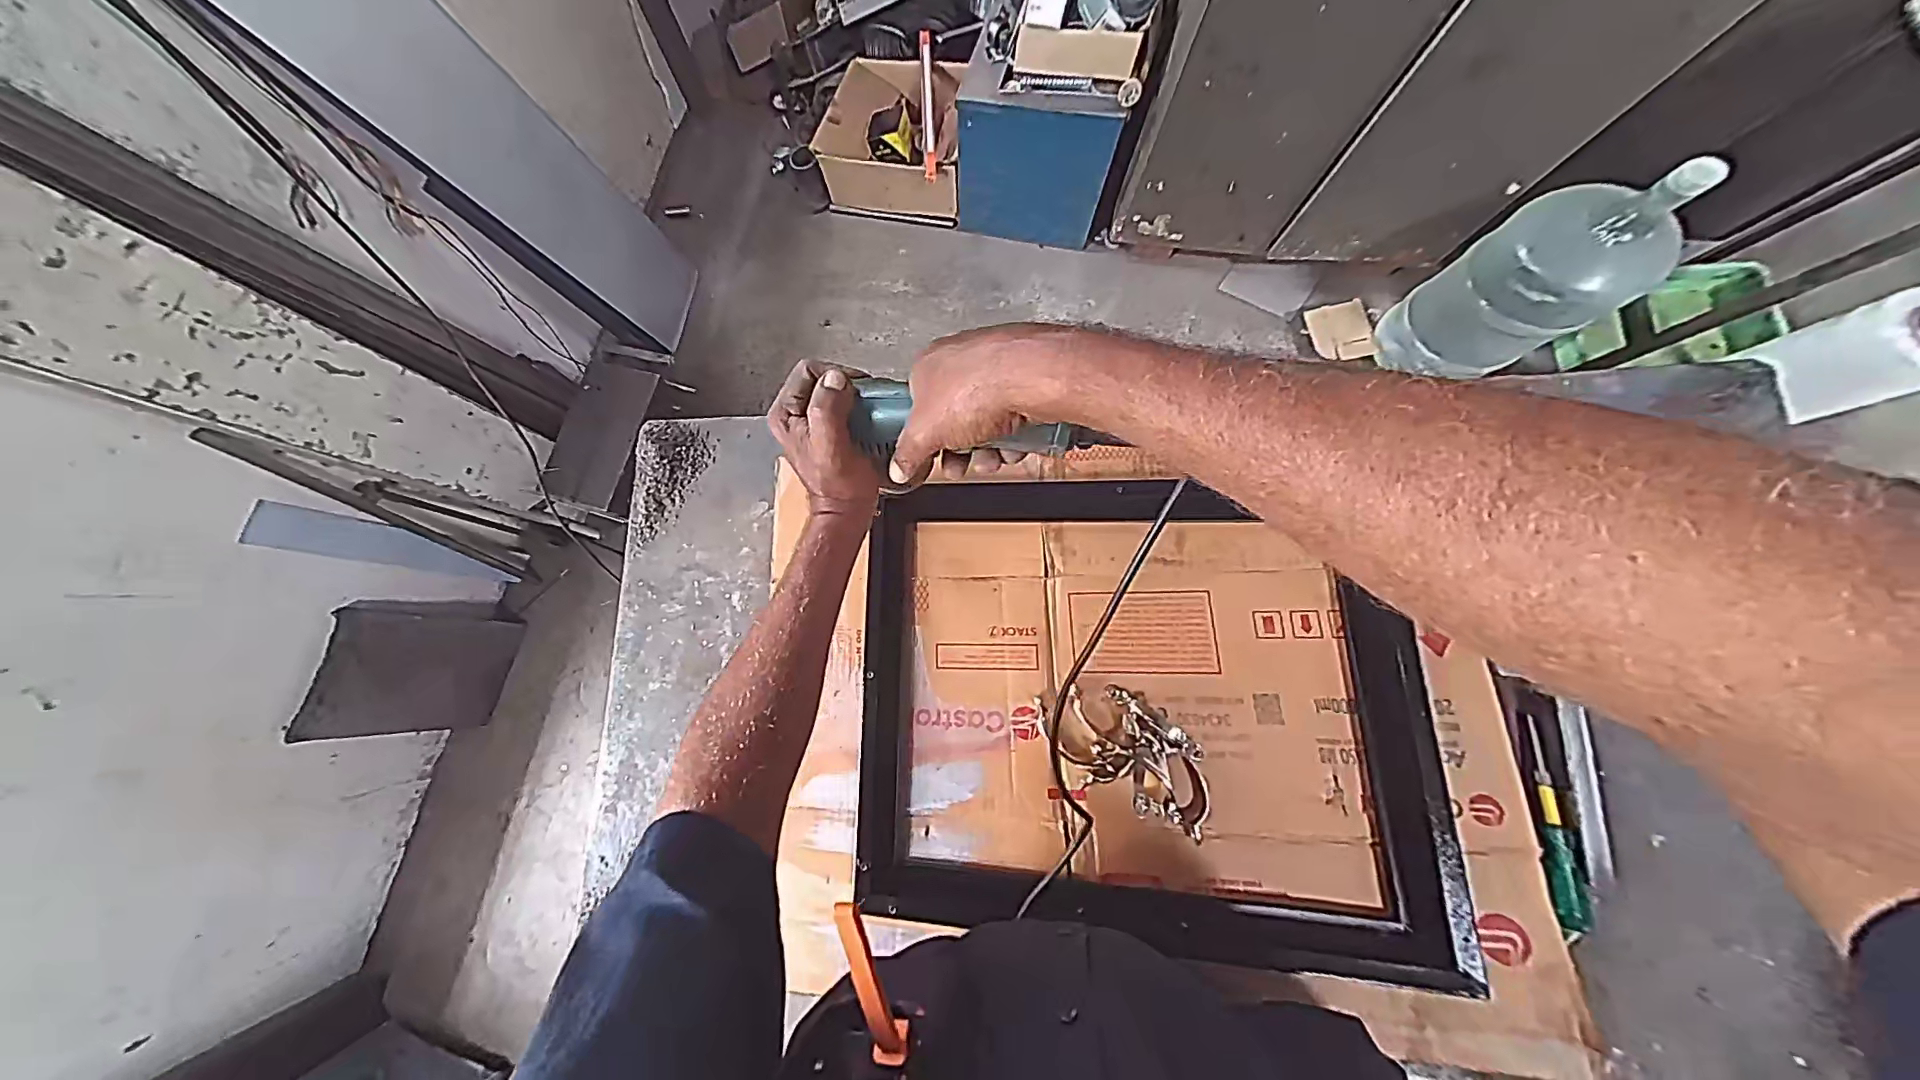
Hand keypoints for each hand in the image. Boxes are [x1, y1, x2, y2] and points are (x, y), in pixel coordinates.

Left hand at [769, 360, 881, 519]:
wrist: (848, 508)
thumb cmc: (837, 485)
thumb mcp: (830, 443)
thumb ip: (827, 408)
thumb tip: (834, 379)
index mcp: (785, 413)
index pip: (809, 371)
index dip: (835, 377)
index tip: (854, 393)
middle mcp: (797, 414)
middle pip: (825, 378)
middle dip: (848, 388)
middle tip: (862, 406)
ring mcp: (815, 421)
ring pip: (838, 391)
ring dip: (857, 399)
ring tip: (867, 415)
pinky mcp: (832, 429)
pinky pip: (848, 405)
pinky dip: (861, 409)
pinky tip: (868, 422)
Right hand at [888, 324, 1081, 485]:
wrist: (1030, 377)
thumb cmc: (977, 389)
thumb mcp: (926, 434)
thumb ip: (908, 454)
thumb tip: (898, 469)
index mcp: (928, 365)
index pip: (917, 408)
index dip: (923, 438)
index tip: (928, 460)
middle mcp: (961, 361)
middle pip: (953, 419)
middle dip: (959, 451)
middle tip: (962, 466)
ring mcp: (995, 368)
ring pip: (986, 421)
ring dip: (988, 450)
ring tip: (993, 459)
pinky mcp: (1024, 380)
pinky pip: (1013, 416)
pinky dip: (1014, 436)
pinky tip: (1016, 446)